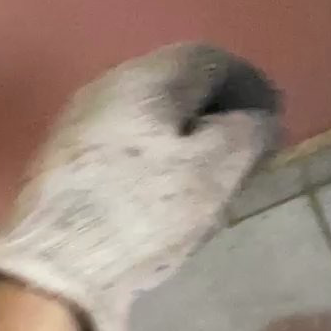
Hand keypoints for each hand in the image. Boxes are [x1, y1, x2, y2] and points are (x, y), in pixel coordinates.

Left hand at [0, 44, 281, 330]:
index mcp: (144, 79)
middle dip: (215, 111)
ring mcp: (76, 128)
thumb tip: (258, 120)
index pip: (208, 60)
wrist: (57, 271)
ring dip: (183, 137)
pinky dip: (154, 159)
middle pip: (172, 86)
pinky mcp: (62, 169)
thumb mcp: (212, 173)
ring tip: (208, 174)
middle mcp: (104, 88)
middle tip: (244, 146)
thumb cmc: (144, 213)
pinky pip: (123, 148)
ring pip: (146, 119)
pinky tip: (162, 194)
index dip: (249, 85)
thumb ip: (245, 136)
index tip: (273, 118)